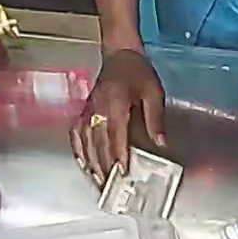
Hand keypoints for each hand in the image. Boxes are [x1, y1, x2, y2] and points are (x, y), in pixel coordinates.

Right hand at [71, 49, 166, 182]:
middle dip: (103, 165)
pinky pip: (77, 132)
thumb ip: (155, 118)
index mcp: (115, 101)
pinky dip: (78, 149)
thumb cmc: (138, 72)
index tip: (121, 171)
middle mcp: (98, 107)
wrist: (119, 53)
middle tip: (109, 185)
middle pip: (98, 141)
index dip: (118, 154)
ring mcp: (88, 109)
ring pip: (85, 140)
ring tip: (96, 181)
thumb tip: (160, 142)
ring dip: (90, 162)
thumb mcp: (154, 92)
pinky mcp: (84, 110)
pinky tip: (82, 163)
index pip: (116, 133)